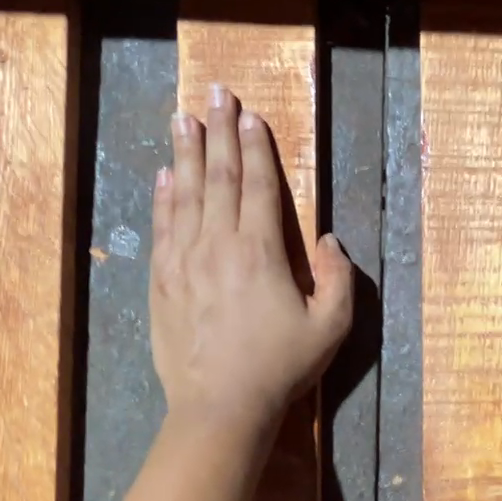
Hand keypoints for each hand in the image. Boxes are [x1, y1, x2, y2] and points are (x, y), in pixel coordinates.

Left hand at [149, 85, 352, 438]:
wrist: (220, 406)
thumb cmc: (282, 365)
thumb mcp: (331, 326)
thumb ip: (338, 278)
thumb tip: (327, 239)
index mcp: (262, 251)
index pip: (259, 186)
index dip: (257, 147)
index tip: (250, 114)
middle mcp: (219, 244)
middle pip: (220, 177)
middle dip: (220, 132)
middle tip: (214, 94)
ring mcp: (185, 260)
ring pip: (186, 194)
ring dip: (187, 152)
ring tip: (183, 117)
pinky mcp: (163, 281)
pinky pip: (163, 226)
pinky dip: (164, 196)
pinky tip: (165, 174)